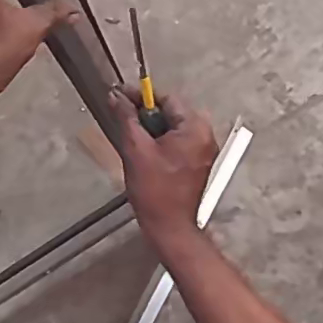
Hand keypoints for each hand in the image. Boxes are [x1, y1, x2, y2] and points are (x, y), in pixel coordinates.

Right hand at [110, 87, 217, 235]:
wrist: (169, 227)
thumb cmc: (154, 190)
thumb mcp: (136, 150)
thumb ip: (127, 118)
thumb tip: (116, 96)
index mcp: (195, 129)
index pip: (168, 98)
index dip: (142, 96)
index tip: (120, 95)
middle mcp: (206, 136)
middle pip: (173, 112)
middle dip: (147, 112)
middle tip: (123, 116)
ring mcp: (204, 151)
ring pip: (175, 127)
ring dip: (153, 127)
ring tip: (131, 135)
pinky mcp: (199, 163)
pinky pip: (179, 142)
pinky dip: (162, 141)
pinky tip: (144, 150)